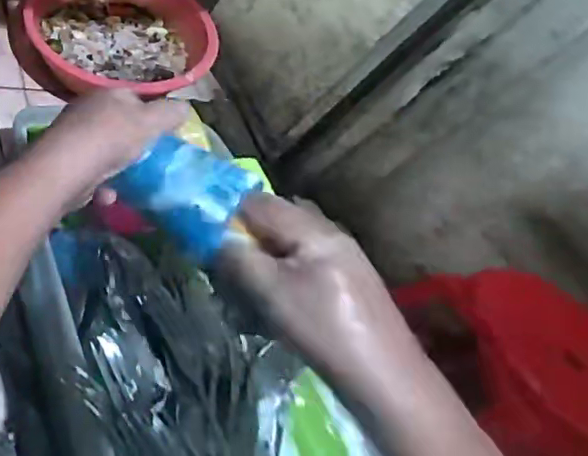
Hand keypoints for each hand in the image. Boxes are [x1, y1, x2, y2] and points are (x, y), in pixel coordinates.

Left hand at [25, 93, 190, 209]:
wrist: (68, 166)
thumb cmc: (112, 137)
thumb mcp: (150, 121)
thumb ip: (168, 112)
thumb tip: (182, 106)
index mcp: (106, 94)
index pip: (134, 97)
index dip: (152, 113)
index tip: (167, 134)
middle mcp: (87, 109)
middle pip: (118, 124)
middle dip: (135, 142)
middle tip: (153, 160)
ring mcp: (74, 133)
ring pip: (105, 149)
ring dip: (118, 166)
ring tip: (133, 180)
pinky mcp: (65, 158)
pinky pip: (92, 170)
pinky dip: (102, 183)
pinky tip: (109, 194)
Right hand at [216, 193, 428, 400]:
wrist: (392, 388)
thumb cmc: (324, 331)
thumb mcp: (267, 289)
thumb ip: (230, 252)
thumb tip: (199, 228)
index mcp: (311, 226)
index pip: (250, 198)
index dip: (219, 207)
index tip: (195, 224)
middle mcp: (328, 230)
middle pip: (266, 216)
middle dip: (238, 232)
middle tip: (217, 256)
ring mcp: (342, 255)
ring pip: (281, 238)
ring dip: (257, 252)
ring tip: (242, 279)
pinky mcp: (345, 280)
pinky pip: (298, 258)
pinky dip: (277, 268)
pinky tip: (272, 294)